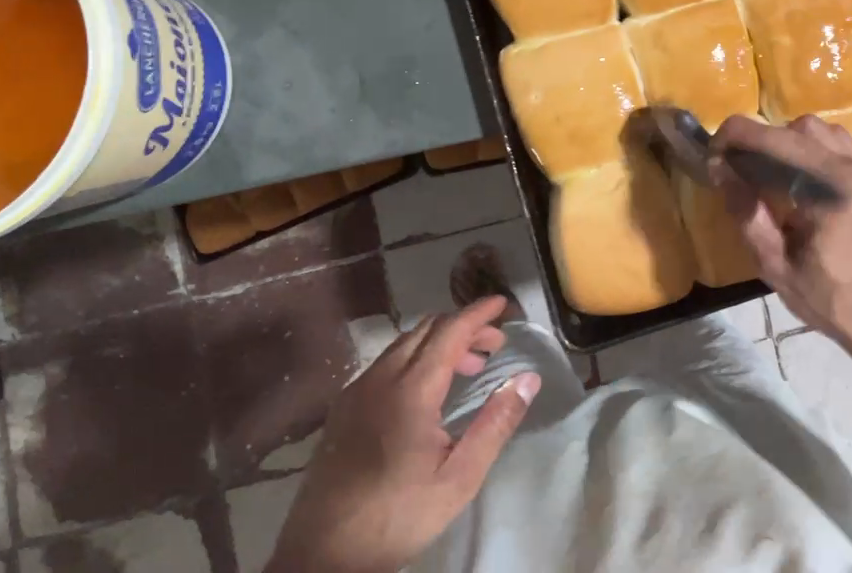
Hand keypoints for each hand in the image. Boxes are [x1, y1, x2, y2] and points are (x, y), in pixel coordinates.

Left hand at [266, 297, 539, 572]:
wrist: (323, 555)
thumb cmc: (398, 516)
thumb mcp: (459, 478)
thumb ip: (495, 424)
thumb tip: (527, 379)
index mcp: (410, 390)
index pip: (450, 331)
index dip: (478, 313)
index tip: (503, 304)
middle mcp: (379, 379)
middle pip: (426, 329)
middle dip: (463, 326)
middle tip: (493, 346)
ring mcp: (356, 392)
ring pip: (403, 344)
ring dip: (438, 343)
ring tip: (467, 368)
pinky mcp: (342, 409)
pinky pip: (385, 363)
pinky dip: (414, 358)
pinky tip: (426, 391)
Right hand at [710, 115, 851, 366]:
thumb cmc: (832, 300)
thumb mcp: (776, 266)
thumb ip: (746, 214)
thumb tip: (719, 169)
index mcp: (829, 188)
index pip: (773, 141)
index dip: (735, 137)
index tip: (712, 154)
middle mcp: (850, 168)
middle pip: (793, 129)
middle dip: (756, 139)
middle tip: (733, 167)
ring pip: (816, 130)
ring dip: (784, 140)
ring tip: (765, 171)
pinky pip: (834, 143)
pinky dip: (808, 147)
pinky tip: (795, 178)